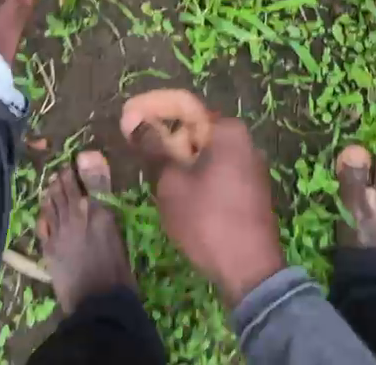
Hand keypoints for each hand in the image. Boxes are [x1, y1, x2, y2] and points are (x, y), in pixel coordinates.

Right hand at [124, 92, 284, 306]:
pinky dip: (193, 172)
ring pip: (204, 150)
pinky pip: (216, 167)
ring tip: (154, 174)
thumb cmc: (207, 220)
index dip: (149, 106)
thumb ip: (153, 146)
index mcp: (226, 130)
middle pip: (194, 126)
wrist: (251, 272)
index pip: (182, 104)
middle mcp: (243, 140)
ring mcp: (250, 164)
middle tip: (136, 149)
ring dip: (177, 157)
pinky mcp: (250, 188)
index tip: (125, 117)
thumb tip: (135, 121)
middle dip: (163, 135)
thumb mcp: (172, 182)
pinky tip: (177, 191)